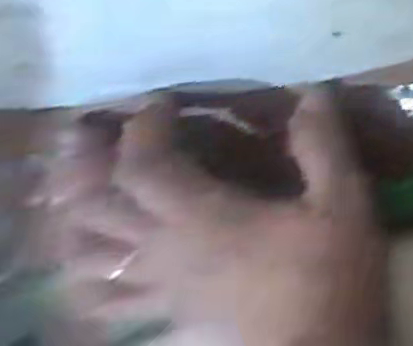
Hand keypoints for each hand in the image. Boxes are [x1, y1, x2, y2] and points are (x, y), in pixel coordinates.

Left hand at [45, 88, 385, 345]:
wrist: (316, 339)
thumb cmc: (333, 262)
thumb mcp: (343, 194)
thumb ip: (322, 144)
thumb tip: (312, 91)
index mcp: (204, 219)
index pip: (148, 169)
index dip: (145, 131)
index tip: (160, 100)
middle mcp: (161, 251)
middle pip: (94, 208)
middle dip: (86, 163)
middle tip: (93, 128)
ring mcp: (153, 286)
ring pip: (79, 252)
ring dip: (69, 213)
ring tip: (79, 183)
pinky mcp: (159, 309)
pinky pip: (95, 296)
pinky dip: (79, 269)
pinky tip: (91, 255)